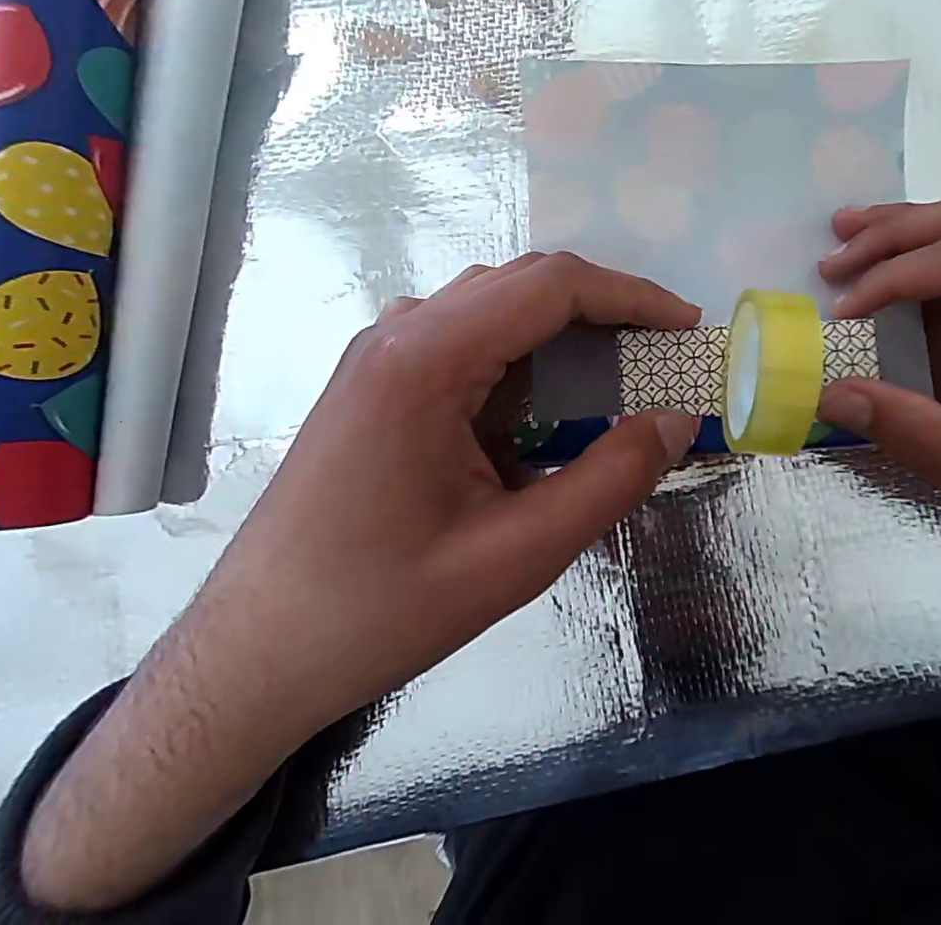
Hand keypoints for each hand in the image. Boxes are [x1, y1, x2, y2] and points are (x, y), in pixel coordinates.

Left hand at [22, 252, 700, 908]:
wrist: (255, 656)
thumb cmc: (383, 609)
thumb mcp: (520, 554)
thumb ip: (611, 480)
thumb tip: (678, 421)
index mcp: (425, 361)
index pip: (551, 286)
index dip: (632, 296)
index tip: (686, 326)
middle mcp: (398, 336)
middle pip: (523, 283)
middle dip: (606, 306)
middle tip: (663, 351)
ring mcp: (381, 358)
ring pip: (495, 307)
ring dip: (566, 328)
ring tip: (621, 370)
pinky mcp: (378, 386)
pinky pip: (468, 341)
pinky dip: (527, 353)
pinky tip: (549, 401)